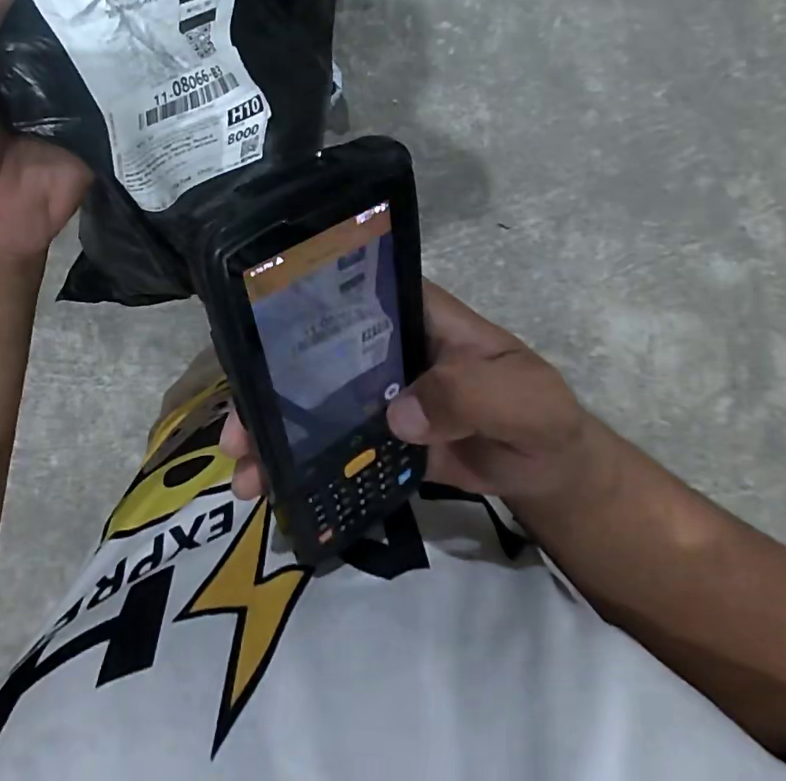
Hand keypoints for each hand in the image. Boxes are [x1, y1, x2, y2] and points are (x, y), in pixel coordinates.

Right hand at [221, 282, 608, 503]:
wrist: (548, 474)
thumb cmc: (542, 419)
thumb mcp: (522, 400)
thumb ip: (470, 395)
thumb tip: (397, 414)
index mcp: (417, 317)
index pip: (352, 295)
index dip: (298, 308)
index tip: (250, 338)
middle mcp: (387, 348)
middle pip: (315, 354)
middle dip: (269, 386)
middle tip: (237, 432)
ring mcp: (379, 395)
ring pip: (314, 402)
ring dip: (275, 431)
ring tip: (242, 473)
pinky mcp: (378, 438)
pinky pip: (332, 445)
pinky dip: (302, 465)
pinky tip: (272, 492)